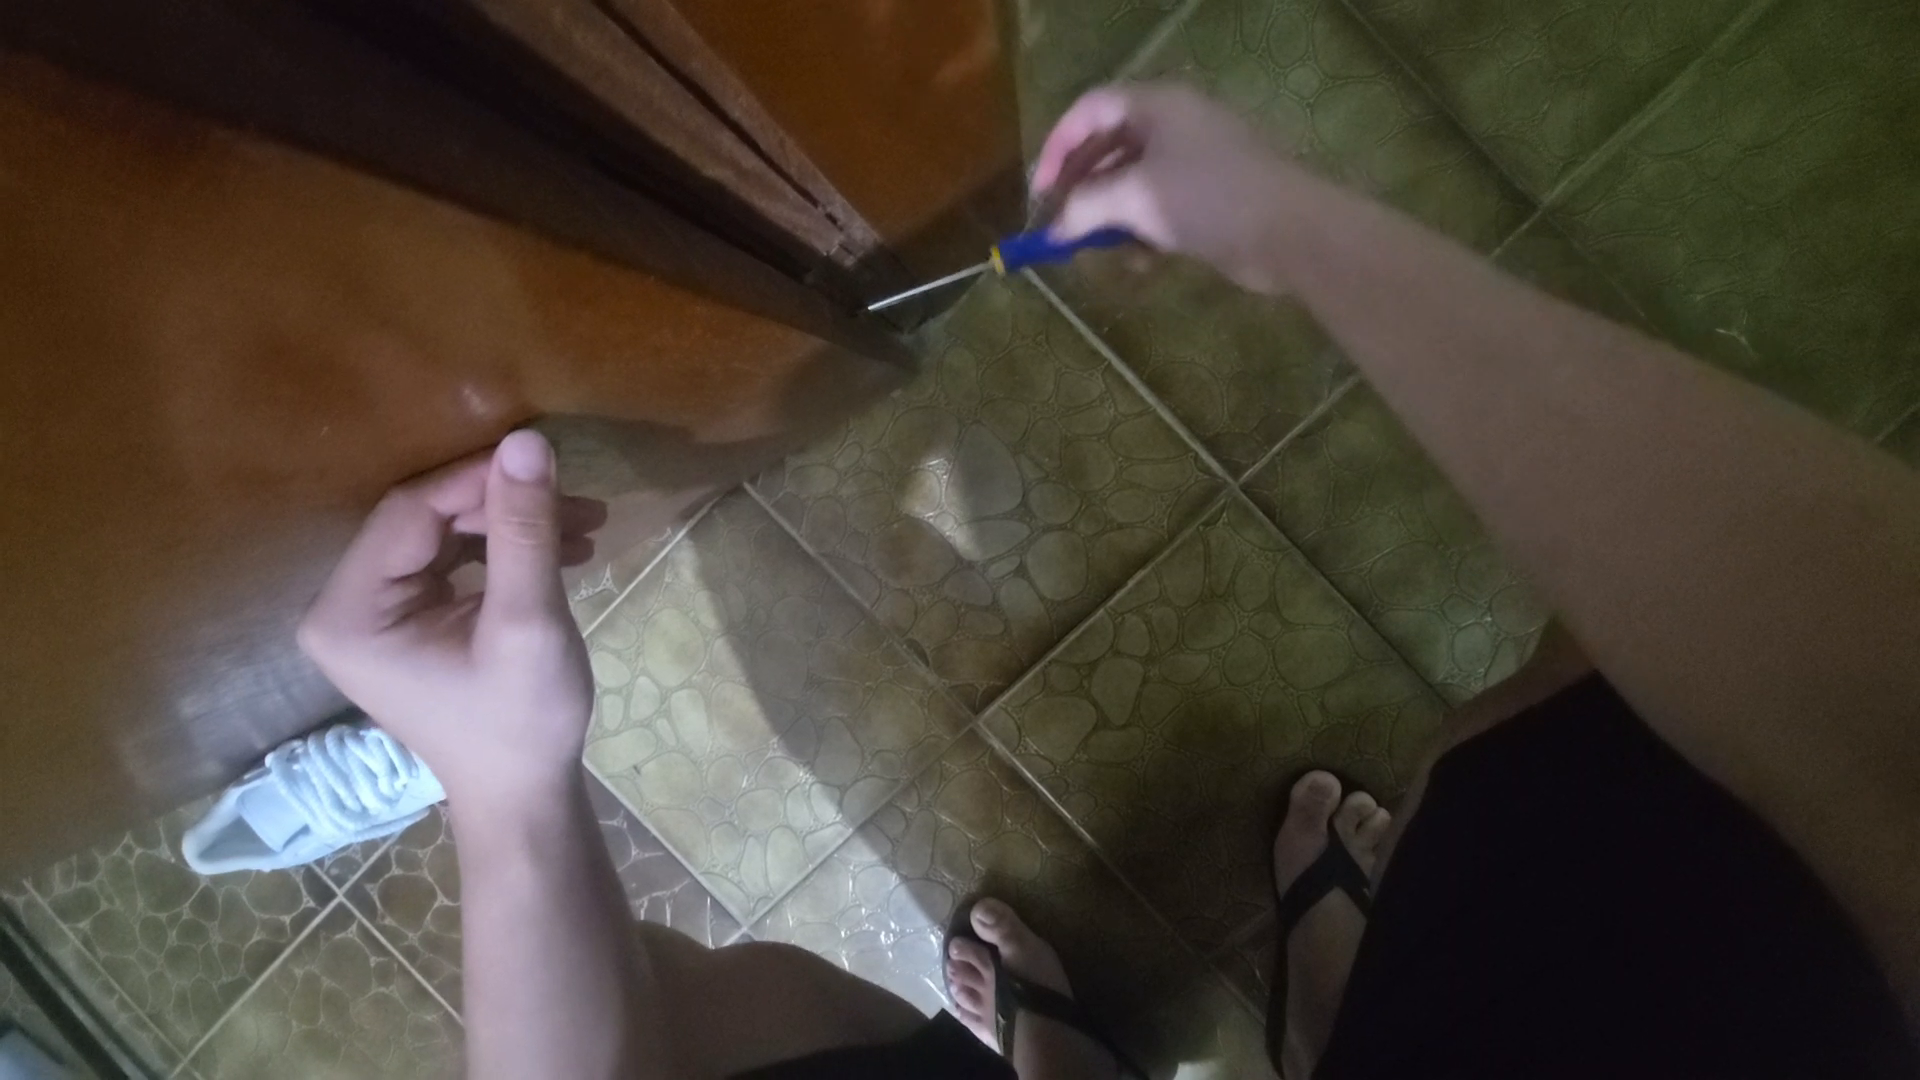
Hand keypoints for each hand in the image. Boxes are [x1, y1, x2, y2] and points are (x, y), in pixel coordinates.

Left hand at [298, 430, 606, 809]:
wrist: (526, 792)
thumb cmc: (522, 718)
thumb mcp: (528, 621)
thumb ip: (525, 532)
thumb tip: (529, 442)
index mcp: (350, 610)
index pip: (411, 510)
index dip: (480, 481)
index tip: (551, 468)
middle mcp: (348, 607)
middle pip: (428, 520)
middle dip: (508, 507)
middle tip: (583, 506)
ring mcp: (381, 616)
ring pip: (450, 537)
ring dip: (519, 527)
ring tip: (588, 529)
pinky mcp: (415, 624)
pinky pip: (460, 565)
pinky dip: (513, 554)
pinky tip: (566, 555)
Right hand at [1035, 82, 1323, 291]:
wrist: (1286, 231)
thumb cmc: (1206, 198)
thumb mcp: (1133, 198)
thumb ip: (1084, 208)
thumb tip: (1053, 230)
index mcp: (1157, 105)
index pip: (1091, 109)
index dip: (1057, 146)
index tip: (1040, 192)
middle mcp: (1174, 125)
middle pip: (1109, 147)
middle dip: (1081, 188)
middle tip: (1061, 225)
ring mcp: (1194, 162)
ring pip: (1132, 183)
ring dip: (1109, 216)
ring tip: (1097, 247)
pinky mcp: (1209, 198)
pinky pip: (1159, 207)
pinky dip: (1141, 231)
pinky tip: (1139, 260)